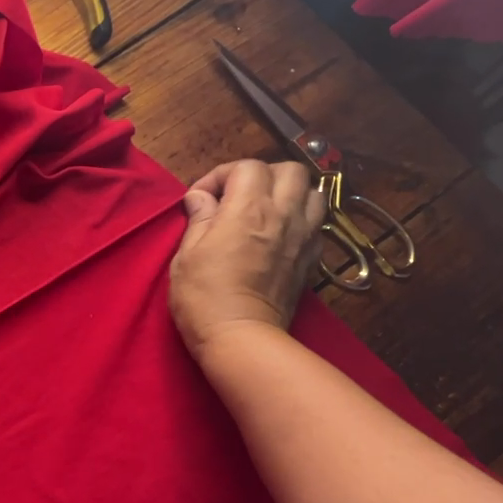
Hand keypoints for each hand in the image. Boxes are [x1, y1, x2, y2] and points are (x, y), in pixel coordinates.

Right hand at [168, 159, 326, 355]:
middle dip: (262, 175)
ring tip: (265, 210)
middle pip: (289, 170)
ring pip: (313, 191)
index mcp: (247, 210)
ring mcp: (303, 235)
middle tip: (238, 196)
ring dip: (289, 193)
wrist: (241, 335)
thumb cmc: (202, 296)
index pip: (247, 167)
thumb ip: (199, 220)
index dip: (221, 175)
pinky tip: (280, 234)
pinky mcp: (312, 257)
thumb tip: (200, 198)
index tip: (201, 199)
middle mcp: (282, 214)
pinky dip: (300, 218)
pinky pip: (317, 221)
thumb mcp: (186, 255)